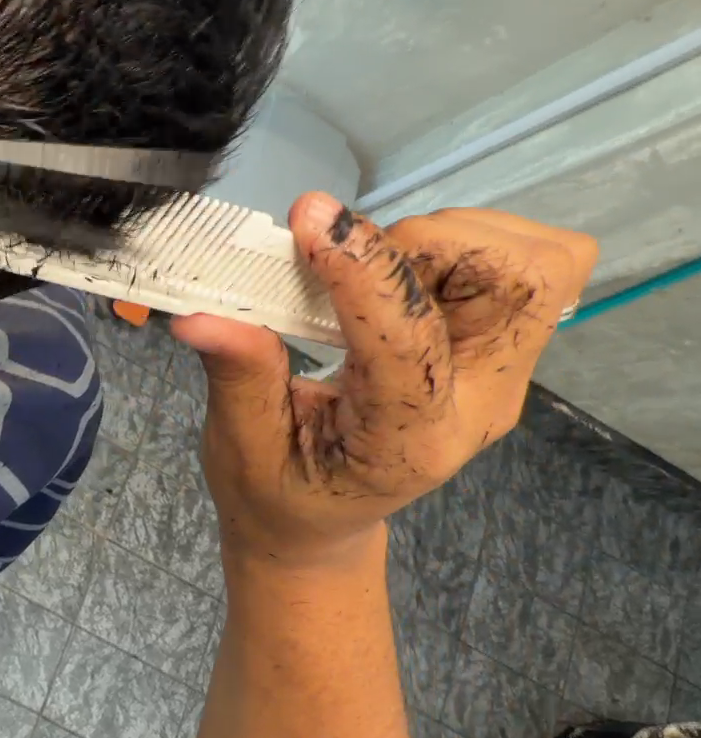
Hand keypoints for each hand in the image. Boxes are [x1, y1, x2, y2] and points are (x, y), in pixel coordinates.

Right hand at [174, 192, 596, 565]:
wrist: (316, 519)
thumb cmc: (272, 492)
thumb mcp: (238, 446)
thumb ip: (237, 375)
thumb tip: (198, 317)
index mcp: (408, 441)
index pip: (409, 342)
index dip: (360, 273)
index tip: (306, 218)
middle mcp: (480, 401)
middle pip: (522, 282)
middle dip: (428, 246)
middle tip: (344, 262)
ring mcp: (502, 372)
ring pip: (539, 262)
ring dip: (447, 241)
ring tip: (364, 271)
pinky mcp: (500, 348)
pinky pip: (526, 265)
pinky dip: (461, 246)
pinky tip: (394, 277)